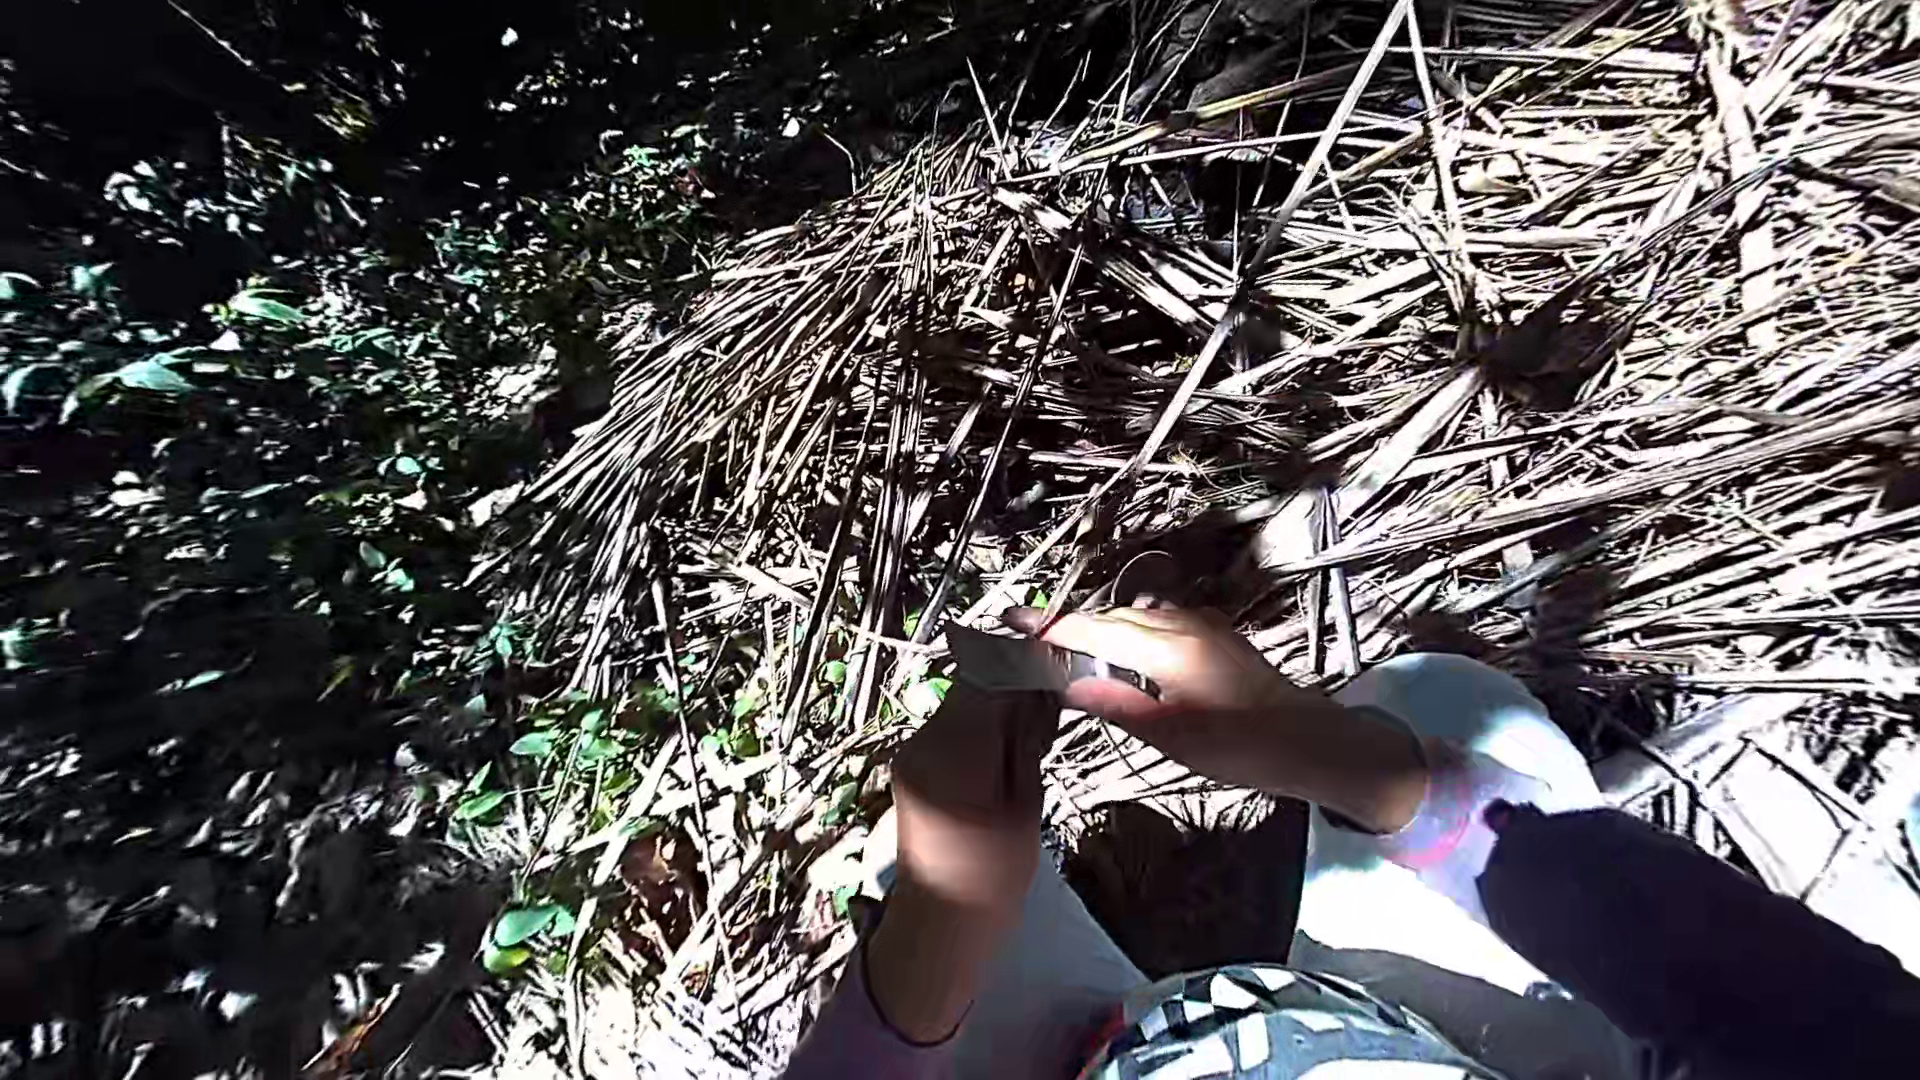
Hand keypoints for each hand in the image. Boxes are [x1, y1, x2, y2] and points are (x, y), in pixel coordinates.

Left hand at [887, 678, 1056, 917]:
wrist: (941, 920)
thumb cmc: (994, 875)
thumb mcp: (1026, 805)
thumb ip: (1027, 740)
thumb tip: (1039, 691)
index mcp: (954, 753)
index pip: (987, 682)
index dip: (1022, 671)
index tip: (1051, 676)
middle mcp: (922, 742)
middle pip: (970, 688)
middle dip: (1009, 690)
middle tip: (1043, 712)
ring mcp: (910, 750)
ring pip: (959, 703)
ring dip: (992, 709)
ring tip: (1022, 737)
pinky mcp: (908, 760)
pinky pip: (947, 725)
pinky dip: (974, 728)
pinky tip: (996, 752)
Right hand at [1002, 605, 1426, 830]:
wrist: (1312, 741)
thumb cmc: (1241, 747)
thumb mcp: (1173, 736)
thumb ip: (1117, 704)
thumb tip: (1067, 686)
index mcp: (1167, 650)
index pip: (1095, 629)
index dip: (1052, 625)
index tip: (1015, 620)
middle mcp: (1180, 625)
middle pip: (1110, 617)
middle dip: (1072, 627)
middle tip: (1038, 646)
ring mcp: (1198, 624)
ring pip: (1133, 617)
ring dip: (1101, 630)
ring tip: (1075, 654)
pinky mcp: (1211, 632)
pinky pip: (1156, 622)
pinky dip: (1128, 633)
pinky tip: (1124, 656)